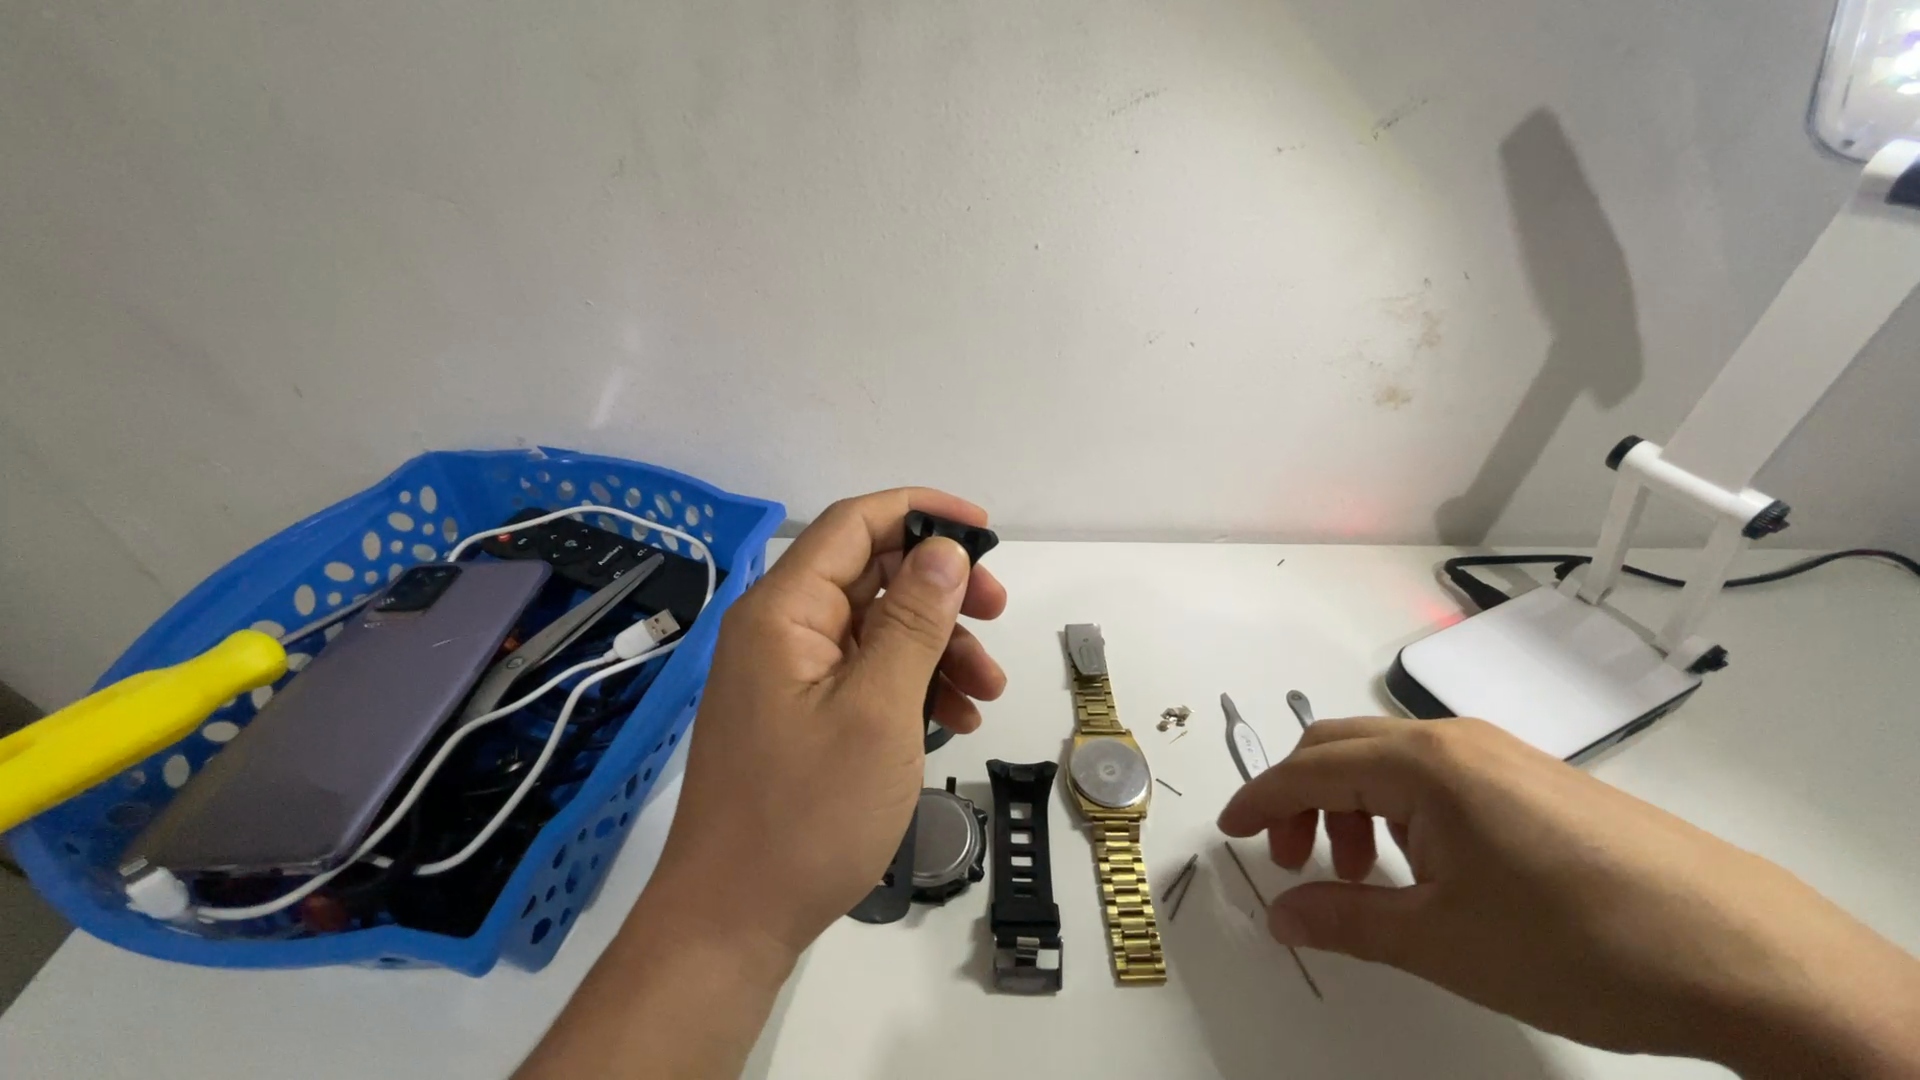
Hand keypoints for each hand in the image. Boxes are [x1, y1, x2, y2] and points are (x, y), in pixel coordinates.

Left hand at [651, 488, 1006, 957]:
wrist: (734, 921)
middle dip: (941, 591)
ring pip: (878, 629)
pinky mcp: (802, 714)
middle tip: (997, 613)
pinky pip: (866, 676)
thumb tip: (943, 548)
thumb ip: (913, 621)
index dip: (921, 512)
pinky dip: (913, 687)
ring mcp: (790, 675)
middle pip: (872, 575)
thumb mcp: (878, 710)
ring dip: (938, 648)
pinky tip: (955, 720)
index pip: (854, 524)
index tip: (983, 531)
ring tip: (987, 692)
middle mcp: (781, 630)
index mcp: (784, 611)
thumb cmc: (807, 814)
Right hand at [1218, 717, 1919, 1076]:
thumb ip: (1345, 920)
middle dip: (1299, 798)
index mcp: (1422, 765)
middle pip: (1339, 747)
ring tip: (1363, 877)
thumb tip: (1281, 915)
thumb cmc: (1582, 944)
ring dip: (1350, 806)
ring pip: (1387, 759)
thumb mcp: (1442, 943)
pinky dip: (1398, 809)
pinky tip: (1424, 867)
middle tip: (1292, 860)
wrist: (1755, 960)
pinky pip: (1435, 775)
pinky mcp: (1535, 777)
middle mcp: (1454, 740)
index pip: (1308, 768)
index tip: (1228, 830)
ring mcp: (1500, 754)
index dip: (1258, 799)